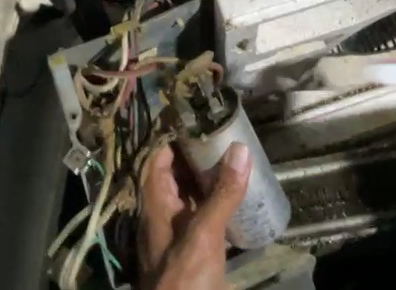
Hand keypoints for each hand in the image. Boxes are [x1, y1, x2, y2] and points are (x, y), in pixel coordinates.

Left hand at [138, 143, 248, 289]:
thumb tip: (239, 149)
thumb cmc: (184, 279)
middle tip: (226, 138)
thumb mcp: (204, 233)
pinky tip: (239, 203)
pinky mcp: (194, 257)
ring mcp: (178, 238)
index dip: (174, 137)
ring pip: (191, 200)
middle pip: (175, 177)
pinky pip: (204, 222)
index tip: (200, 120)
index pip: (158, 159)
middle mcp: (163, 217)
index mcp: (155, 205)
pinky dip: (218, 208)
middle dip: (197, 158)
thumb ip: (221, 194)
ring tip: (236, 162)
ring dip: (209, 182)